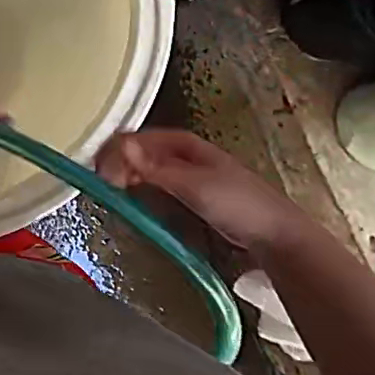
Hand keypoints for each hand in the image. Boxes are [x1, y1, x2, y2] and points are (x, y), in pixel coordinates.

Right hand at [95, 129, 310, 250]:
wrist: (275, 235)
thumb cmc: (237, 204)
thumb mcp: (193, 185)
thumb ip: (156, 168)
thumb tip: (121, 146)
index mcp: (184, 143)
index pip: (138, 138)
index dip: (116, 151)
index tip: (99, 171)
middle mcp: (182, 153)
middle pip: (139, 151)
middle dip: (118, 162)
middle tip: (101, 184)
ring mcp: (185, 173)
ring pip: (145, 167)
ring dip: (126, 175)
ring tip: (111, 192)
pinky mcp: (188, 193)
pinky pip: (154, 184)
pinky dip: (139, 188)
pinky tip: (131, 199)